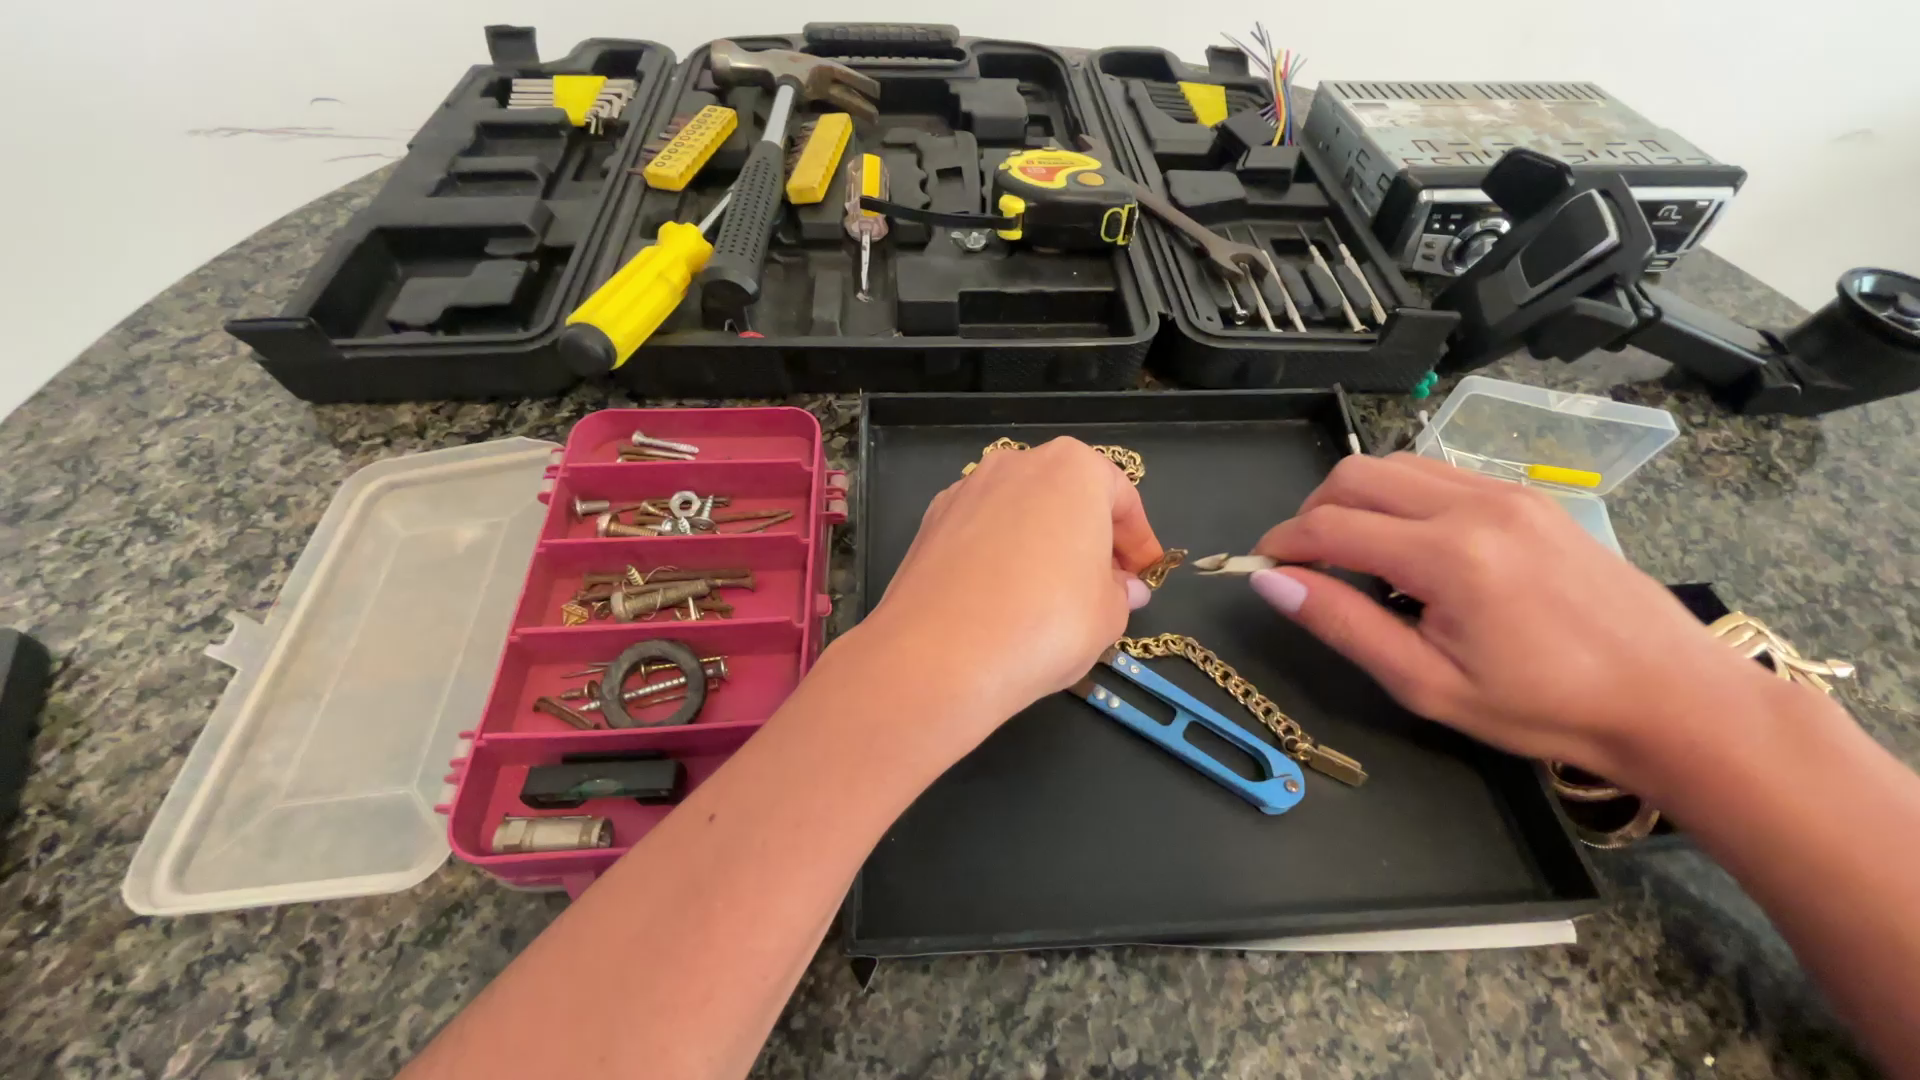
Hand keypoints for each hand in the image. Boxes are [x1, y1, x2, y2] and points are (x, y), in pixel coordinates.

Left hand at [853, 437, 1165, 728]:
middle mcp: (1015, 464)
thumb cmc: (1047, 623)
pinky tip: (1003, 598)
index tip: (1144, 575)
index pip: (1120, 497)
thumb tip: (1123, 586)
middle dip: (1088, 537)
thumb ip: (1121, 591)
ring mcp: (966, 490)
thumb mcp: (1109, 614)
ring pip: (1019, 512)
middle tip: (1103, 586)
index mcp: (1072, 468)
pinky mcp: (930, 522)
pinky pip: (981, 533)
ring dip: (1042, 544)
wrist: (941, 655)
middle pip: (1066, 497)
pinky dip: (999, 555)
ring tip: (1051, 595)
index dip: (1138, 541)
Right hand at [1247, 452, 1763, 781]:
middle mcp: (1474, 505)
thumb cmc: (1542, 706)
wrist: (1672, 698)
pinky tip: (1408, 546)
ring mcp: (1507, 493)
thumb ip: (1342, 624)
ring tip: (1354, 555)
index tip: (1261, 568)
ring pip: (1394, 465)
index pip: (1329, 526)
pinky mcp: (1528, 497)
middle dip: (1310, 513)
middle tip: (1305, 563)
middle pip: (1354, 476)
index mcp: (1448, 556)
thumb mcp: (1425, 682)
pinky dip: (1397, 498)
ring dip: (1353, 500)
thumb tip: (1271, 581)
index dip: (1281, 544)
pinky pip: (1437, 474)